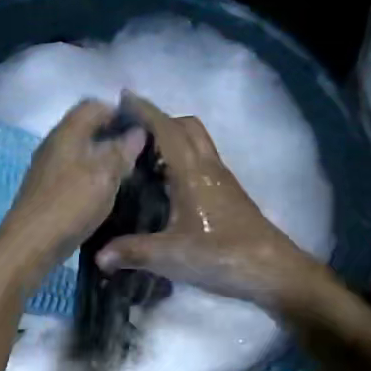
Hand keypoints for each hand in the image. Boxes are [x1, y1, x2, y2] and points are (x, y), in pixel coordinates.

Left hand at [0, 100, 145, 278]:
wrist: (29, 245)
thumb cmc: (69, 204)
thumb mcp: (104, 175)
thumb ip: (122, 150)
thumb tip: (136, 132)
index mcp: (67, 132)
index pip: (93, 105)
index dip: (119, 112)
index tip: (143, 129)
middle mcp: (53, 145)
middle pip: (86, 129)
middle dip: (113, 137)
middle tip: (139, 154)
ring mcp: (47, 169)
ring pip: (80, 153)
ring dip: (102, 160)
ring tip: (128, 175)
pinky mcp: (46, 191)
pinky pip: (74, 174)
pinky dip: (91, 178)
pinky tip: (105, 195)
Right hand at [95, 92, 342, 318]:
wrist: (272, 271)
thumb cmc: (221, 256)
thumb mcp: (169, 256)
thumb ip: (131, 252)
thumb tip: (98, 256)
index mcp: (193, 174)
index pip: (167, 130)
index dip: (145, 112)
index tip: (122, 99)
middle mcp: (208, 168)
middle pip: (187, 127)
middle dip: (159, 121)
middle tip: (130, 133)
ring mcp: (221, 181)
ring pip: (196, 143)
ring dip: (172, 138)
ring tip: (141, 156)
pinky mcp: (227, 195)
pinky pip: (200, 161)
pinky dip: (180, 158)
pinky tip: (164, 184)